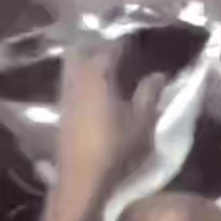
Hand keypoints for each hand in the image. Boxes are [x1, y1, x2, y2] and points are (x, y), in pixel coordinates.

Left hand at [56, 42, 166, 200]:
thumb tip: (159, 74)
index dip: (125, 43)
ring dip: (88, 64)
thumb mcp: (142, 122)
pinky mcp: (61, 114)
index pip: (112, 48)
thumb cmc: (116, 149)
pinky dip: (82, 82)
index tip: (138, 40)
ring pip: (73, 67)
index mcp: (99, 76)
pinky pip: (70, 85)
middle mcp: (77, 79)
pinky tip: (94, 93)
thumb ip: (150, 94)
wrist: (82, 180)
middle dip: (99, 47)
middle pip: (84, 51)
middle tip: (117, 52)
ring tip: (107, 70)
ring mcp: (65, 96)